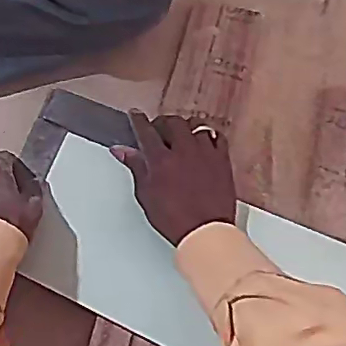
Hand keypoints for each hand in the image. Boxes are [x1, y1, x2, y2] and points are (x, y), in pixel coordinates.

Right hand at [112, 112, 236, 244]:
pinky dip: (207, 135)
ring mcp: (205, 153)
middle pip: (172, 122)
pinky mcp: (222, 160)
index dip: (138, 120)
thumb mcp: (145, 193)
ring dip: (184, 127)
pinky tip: (202, 141)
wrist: (205, 230)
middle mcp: (183, 151)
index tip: (135, 115)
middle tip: (158, 128)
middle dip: (162, 122)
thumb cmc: (174, 217)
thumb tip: (122, 151)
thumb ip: (136, 167)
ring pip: (194, 126)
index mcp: (160, 159)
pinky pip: (216, 137)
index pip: (146, 130)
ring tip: (180, 134)